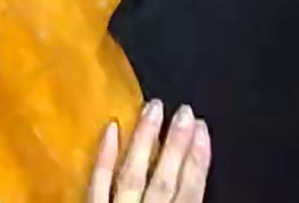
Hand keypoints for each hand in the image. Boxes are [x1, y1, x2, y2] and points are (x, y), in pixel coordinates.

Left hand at [88, 99, 209, 202]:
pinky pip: (96, 185)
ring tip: (154, 106)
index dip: (197, 162)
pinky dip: (103, 157)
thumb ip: (187, 202)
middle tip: (184, 109)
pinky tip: (111, 127)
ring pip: (131, 175)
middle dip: (176, 145)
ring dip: (144, 140)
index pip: (189, 195)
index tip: (202, 127)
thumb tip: (192, 178)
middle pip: (162, 182)